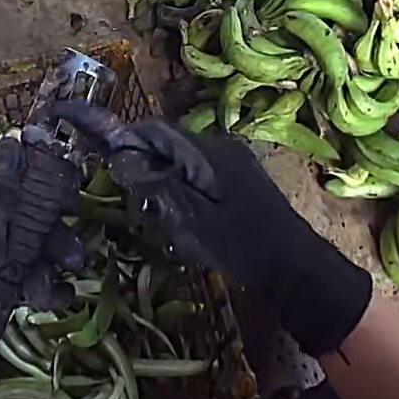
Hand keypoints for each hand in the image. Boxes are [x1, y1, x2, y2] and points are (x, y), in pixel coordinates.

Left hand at [0, 138, 83, 398]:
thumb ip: (10, 191)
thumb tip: (24, 137)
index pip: (12, 165)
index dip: (47, 172)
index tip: (74, 189)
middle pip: (24, 204)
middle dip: (55, 223)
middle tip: (78, 243)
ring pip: (23, 239)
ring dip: (52, 254)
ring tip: (71, 276)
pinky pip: (15, 271)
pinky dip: (37, 280)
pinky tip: (57, 297)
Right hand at [52, 103, 371, 355]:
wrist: (296, 267)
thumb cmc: (243, 245)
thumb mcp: (192, 219)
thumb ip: (156, 185)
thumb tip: (119, 157)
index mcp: (207, 152)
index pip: (155, 130)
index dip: (125, 138)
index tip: (102, 155)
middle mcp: (219, 147)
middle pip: (167, 145)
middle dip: (146, 167)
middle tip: (137, 201)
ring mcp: (231, 162)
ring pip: (181, 161)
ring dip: (164, 183)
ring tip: (166, 221)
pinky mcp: (238, 179)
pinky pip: (198, 174)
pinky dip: (183, 192)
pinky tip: (187, 223)